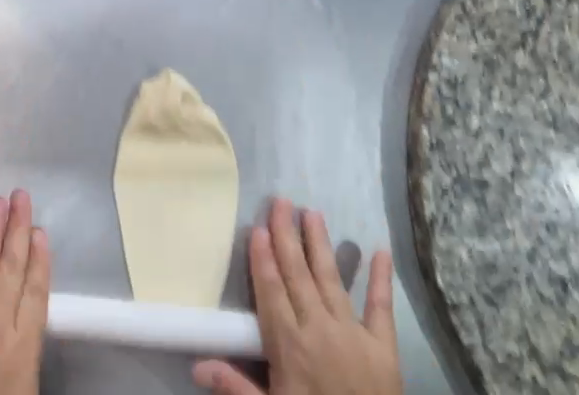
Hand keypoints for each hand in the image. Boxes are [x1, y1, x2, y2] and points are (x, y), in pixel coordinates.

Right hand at [194, 198, 400, 394]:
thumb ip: (234, 387)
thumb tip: (195, 365)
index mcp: (288, 345)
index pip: (270, 291)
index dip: (262, 259)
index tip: (258, 227)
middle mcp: (318, 329)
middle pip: (297, 275)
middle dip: (287, 237)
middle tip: (281, 202)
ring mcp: (353, 335)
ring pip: (331, 280)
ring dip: (320, 245)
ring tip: (312, 212)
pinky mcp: (383, 347)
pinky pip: (381, 307)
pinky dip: (381, 279)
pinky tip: (380, 251)